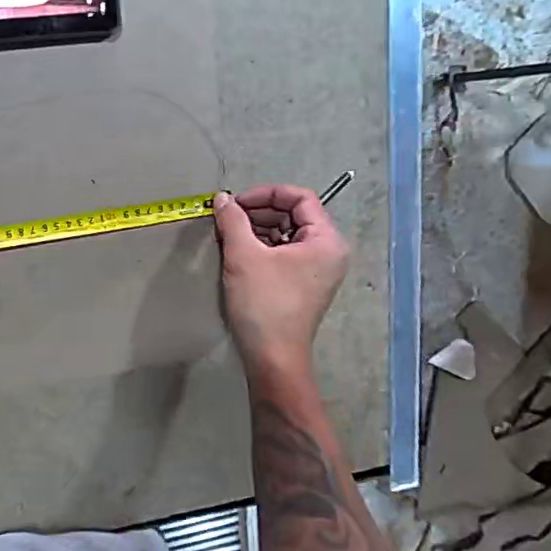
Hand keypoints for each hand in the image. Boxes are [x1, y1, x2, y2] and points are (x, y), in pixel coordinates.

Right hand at [211, 185, 349, 376]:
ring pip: (287, 233)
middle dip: (259, 211)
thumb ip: (232, 220)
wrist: (272, 356)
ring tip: (229, 234)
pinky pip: (284, 252)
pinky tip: (238, 251)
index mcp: (326, 240)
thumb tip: (222, 198)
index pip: (300, 198)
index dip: (266, 194)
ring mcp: (317, 269)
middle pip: (294, 214)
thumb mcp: (243, 255)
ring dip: (257, 228)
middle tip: (228, 218)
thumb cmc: (264, 303)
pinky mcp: (303, 283)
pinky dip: (262, 246)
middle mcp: (328, 251)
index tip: (236, 203)